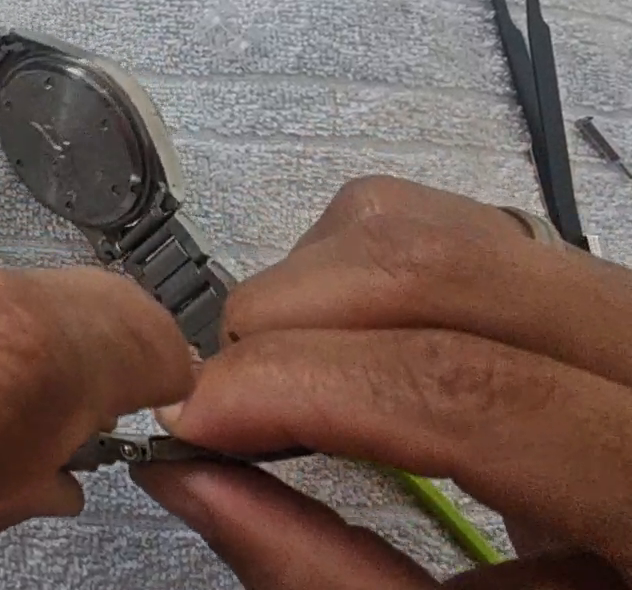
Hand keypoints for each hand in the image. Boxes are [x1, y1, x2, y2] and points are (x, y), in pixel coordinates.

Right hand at [133, 176, 631, 588]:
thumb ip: (332, 577)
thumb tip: (184, 477)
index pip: (459, 388)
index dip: (292, 387)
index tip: (190, 421)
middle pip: (423, 269)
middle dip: (273, 323)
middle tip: (221, 396)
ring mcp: (618, 301)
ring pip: (411, 225)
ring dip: (297, 287)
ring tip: (278, 368)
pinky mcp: (563, 275)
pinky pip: (421, 219)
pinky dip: (332, 261)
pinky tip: (334, 336)